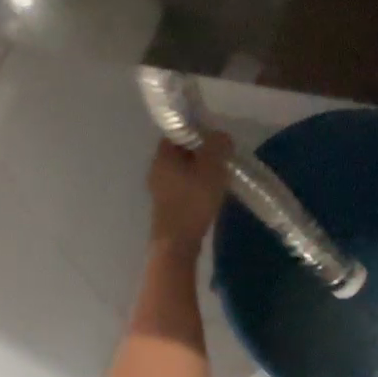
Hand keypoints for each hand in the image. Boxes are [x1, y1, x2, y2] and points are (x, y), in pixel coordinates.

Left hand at [148, 133, 232, 252]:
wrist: (177, 243)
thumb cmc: (193, 201)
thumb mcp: (211, 168)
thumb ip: (217, 146)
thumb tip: (220, 136)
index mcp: (162, 156)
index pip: (176, 134)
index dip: (195, 133)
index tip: (214, 140)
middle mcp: (156, 170)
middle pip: (180, 153)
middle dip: (200, 153)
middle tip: (221, 158)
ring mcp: (159, 190)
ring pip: (182, 171)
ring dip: (199, 172)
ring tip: (219, 177)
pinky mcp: (166, 206)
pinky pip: (182, 188)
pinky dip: (195, 187)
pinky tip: (210, 194)